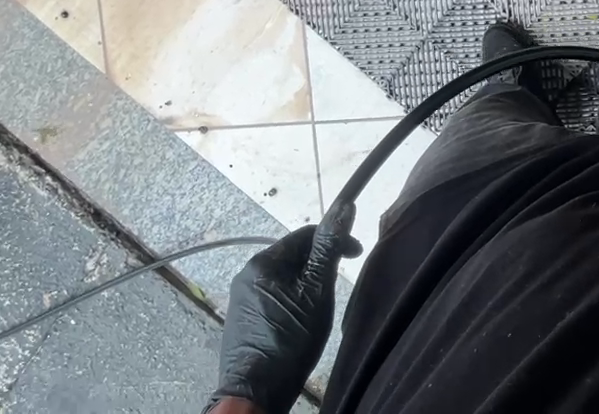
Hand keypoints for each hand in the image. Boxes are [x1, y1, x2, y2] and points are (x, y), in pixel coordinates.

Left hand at [212, 213, 355, 413]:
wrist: (255, 393)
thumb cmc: (291, 337)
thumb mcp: (317, 288)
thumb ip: (329, 246)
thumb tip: (344, 205)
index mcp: (263, 262)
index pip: (306, 234)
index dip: (335, 239)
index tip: (356, 255)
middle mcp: (247, 275)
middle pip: (295, 255)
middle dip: (321, 262)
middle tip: (338, 282)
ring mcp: (242, 299)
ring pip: (286, 276)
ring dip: (308, 281)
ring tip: (323, 301)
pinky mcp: (243, 319)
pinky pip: (275, 294)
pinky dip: (295, 297)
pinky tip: (303, 317)